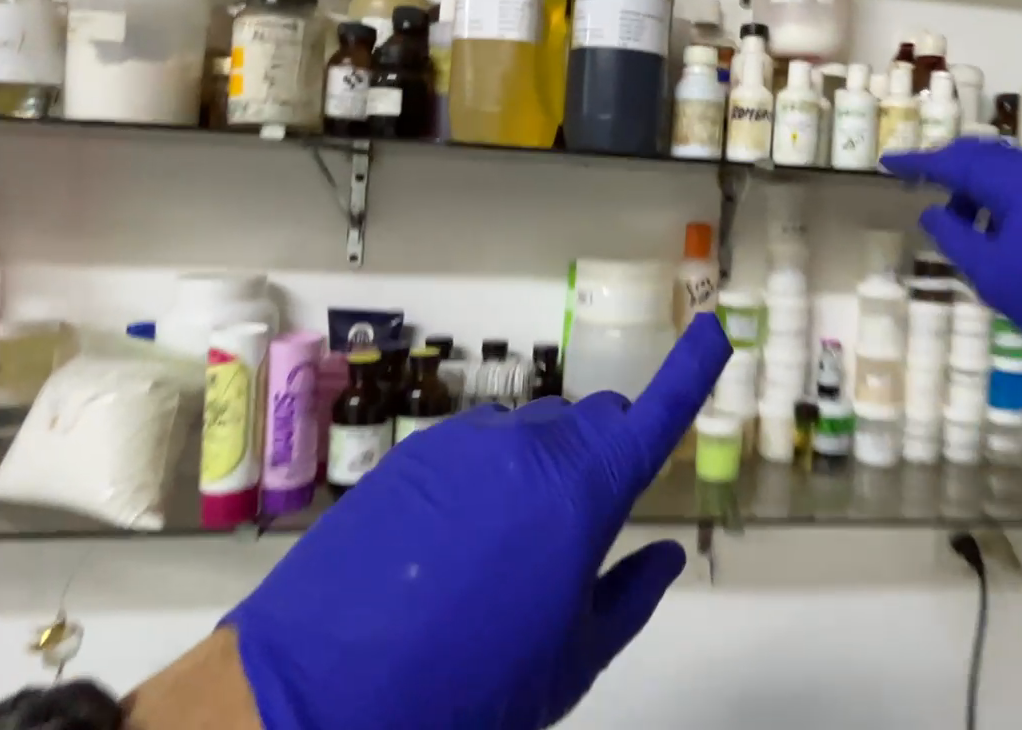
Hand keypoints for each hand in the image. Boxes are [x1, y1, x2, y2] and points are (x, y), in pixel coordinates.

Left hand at [223, 314, 732, 729]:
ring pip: (535, 431)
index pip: (656, 413)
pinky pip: (479, 445)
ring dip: (546, 464)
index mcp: (583, 489)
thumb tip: (664, 555)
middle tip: (586, 522)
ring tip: (508, 542)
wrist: (308, 699)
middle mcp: (530, 444)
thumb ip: (631, 596)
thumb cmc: (469, 688)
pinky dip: (493, 472)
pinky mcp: (414, 453)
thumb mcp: (571, 660)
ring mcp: (466, 441)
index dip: (692, 369)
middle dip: (606, 453)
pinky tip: (456, 536)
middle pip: (593, 419)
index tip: (713, 329)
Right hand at [883, 141, 1021, 400]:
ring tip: (970, 233)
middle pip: (985, 159)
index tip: (888, 163)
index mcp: (1018, 177)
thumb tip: (933, 212)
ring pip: (1013, 173)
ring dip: (982, 195)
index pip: (954, 159)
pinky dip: (1011, 203)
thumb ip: (954, 237)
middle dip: (951, 176)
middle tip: (925, 195)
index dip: (917, 162)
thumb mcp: (992, 273)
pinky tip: (1009, 237)